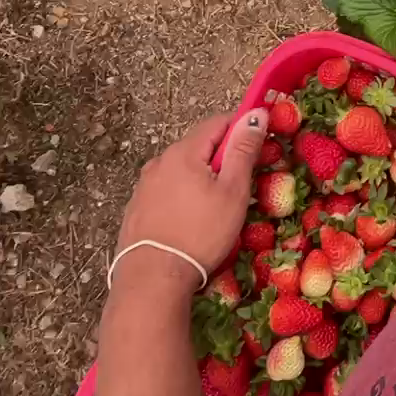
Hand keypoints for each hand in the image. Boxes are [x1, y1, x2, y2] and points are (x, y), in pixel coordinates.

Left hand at [113, 107, 269, 293]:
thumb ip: (244, 149)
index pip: (218, 122)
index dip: (242, 128)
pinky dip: (184, 194)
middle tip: (241, 183)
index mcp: (183, 152)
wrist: (151, 281)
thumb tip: (256, 114)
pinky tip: (191, 220)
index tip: (258, 146)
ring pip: (183, 168)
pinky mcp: (136, 208)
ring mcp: (144, 186)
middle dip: (223, 156)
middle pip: (199, 145)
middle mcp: (159, 162)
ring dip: (202, 176)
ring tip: (216, 206)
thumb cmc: (200, 234)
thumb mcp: (232, 191)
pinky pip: (167, 189)